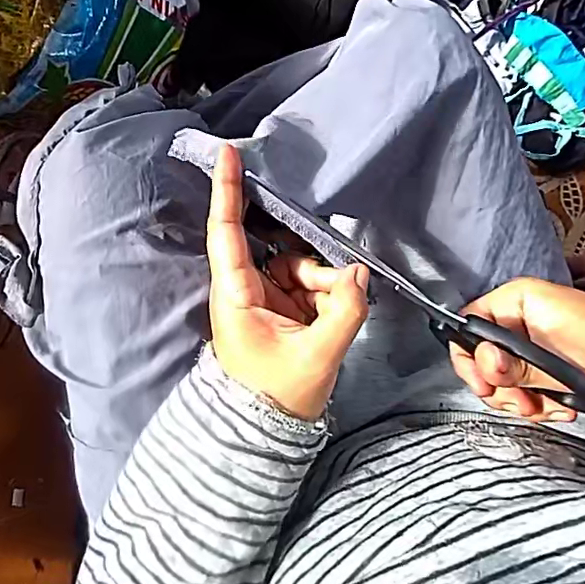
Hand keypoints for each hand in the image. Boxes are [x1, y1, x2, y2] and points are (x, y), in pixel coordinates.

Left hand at [206, 144, 369, 419]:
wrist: (267, 428)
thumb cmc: (276, 396)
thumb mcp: (316, 357)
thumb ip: (344, 312)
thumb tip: (358, 273)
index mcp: (235, 295)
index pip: (226, 233)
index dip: (227, 192)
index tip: (228, 154)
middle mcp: (246, 287)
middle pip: (279, 247)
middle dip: (310, 259)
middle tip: (331, 283)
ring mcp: (266, 294)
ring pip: (301, 264)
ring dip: (325, 281)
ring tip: (335, 314)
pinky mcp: (283, 303)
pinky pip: (311, 281)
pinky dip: (328, 292)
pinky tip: (334, 314)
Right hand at [450, 278, 584, 420]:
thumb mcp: (567, 364)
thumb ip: (519, 365)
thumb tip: (483, 362)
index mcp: (525, 299)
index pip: (472, 321)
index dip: (472, 356)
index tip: (487, 383)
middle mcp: (526, 316)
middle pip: (483, 353)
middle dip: (498, 385)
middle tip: (521, 402)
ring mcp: (537, 341)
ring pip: (499, 374)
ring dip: (518, 399)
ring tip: (547, 406)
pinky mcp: (548, 363)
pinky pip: (521, 385)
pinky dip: (534, 402)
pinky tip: (559, 407)